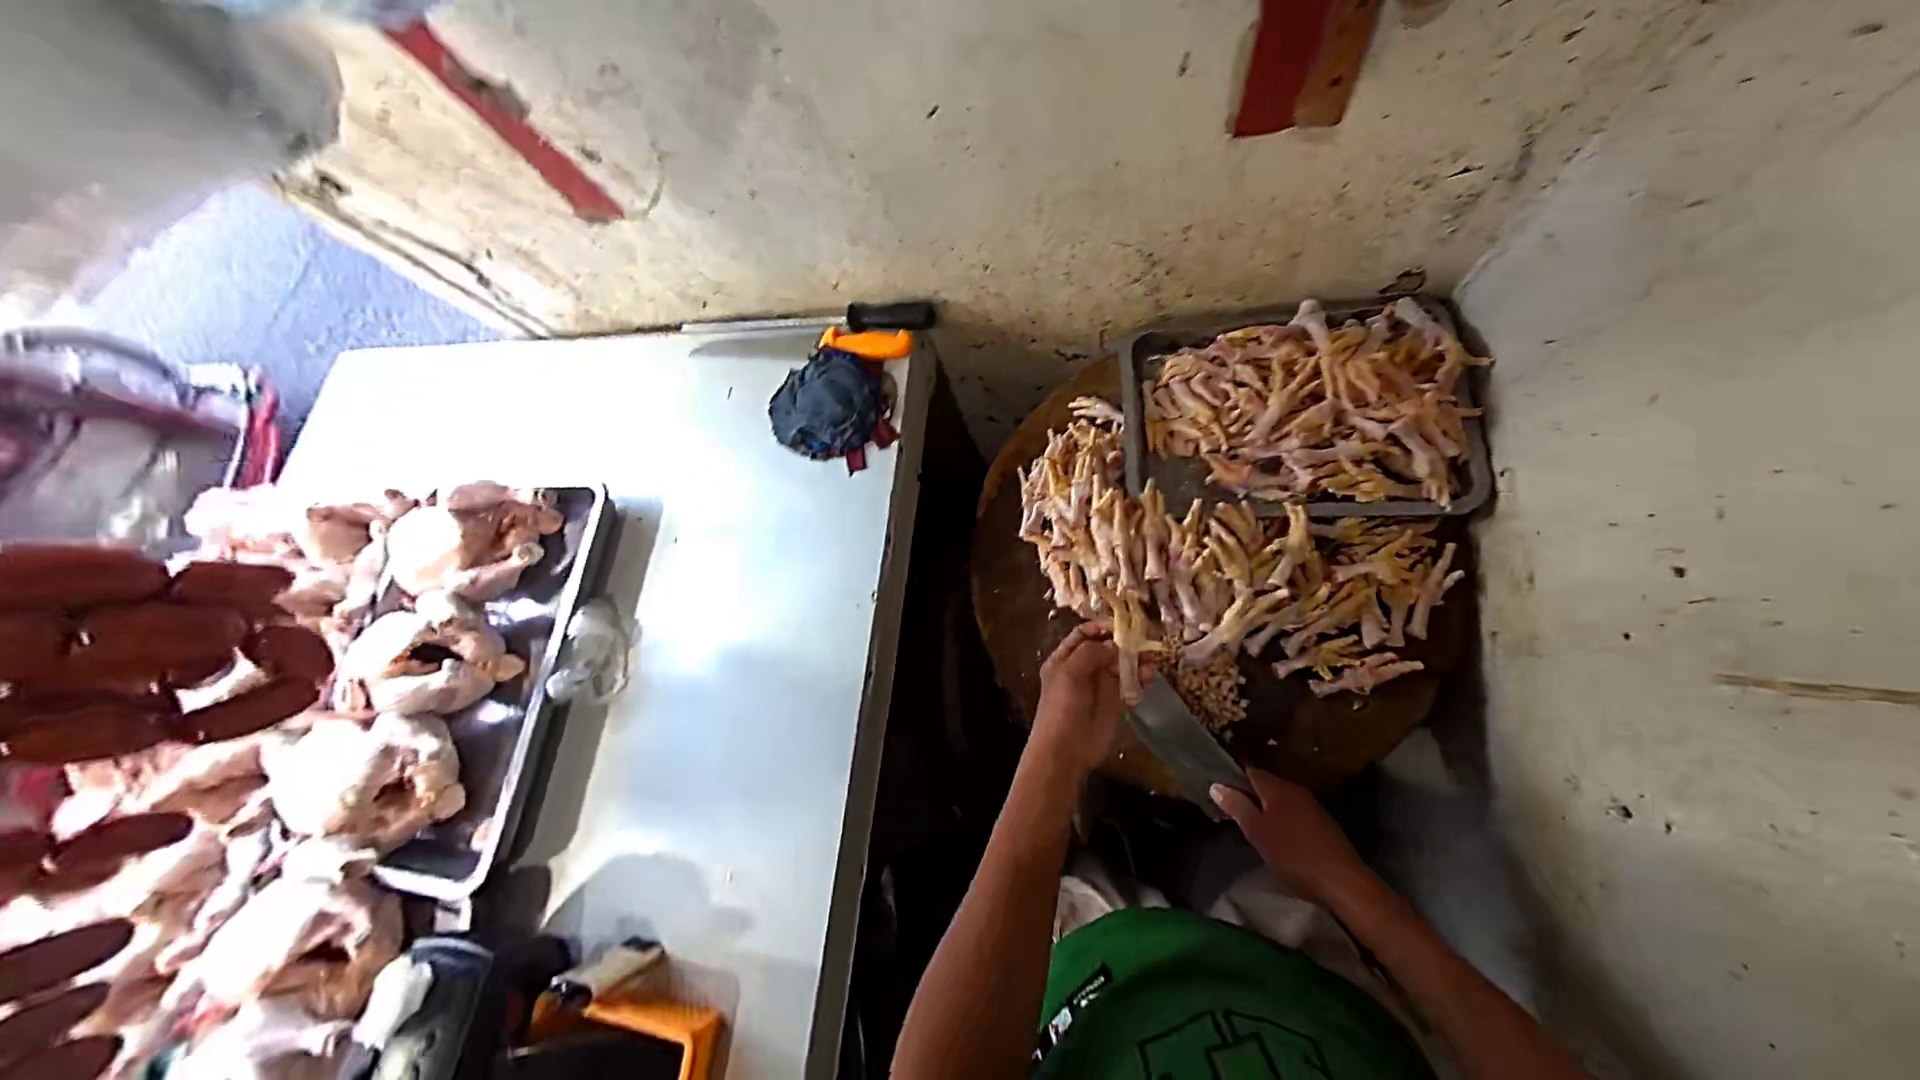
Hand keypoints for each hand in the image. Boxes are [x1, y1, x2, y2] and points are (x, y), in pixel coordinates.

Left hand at [1029, 621, 1143, 780]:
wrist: (1066, 750)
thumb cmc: (1062, 708)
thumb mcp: (1069, 674)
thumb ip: (1090, 653)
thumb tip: (1114, 644)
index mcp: (1065, 659)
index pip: (1084, 634)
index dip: (1101, 627)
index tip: (1122, 624)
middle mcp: (1083, 668)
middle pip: (1107, 647)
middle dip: (1125, 643)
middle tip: (1144, 641)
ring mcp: (1101, 684)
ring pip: (1122, 664)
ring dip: (1137, 659)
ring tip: (1149, 661)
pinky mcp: (1116, 701)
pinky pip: (1131, 683)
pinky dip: (1141, 677)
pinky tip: (1148, 676)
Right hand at [1211, 768, 1377, 909]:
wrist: (1343, 880)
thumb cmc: (1293, 853)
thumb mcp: (1257, 831)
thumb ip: (1236, 806)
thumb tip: (1216, 785)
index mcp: (1277, 787)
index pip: (1250, 771)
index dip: (1233, 777)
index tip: (1219, 788)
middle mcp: (1295, 790)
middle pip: (1265, 784)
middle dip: (1248, 793)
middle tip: (1230, 808)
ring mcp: (1311, 806)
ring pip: (1280, 798)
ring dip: (1264, 806)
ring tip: (1249, 821)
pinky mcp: (1321, 823)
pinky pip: (1293, 811)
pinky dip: (1280, 816)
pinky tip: (1275, 832)